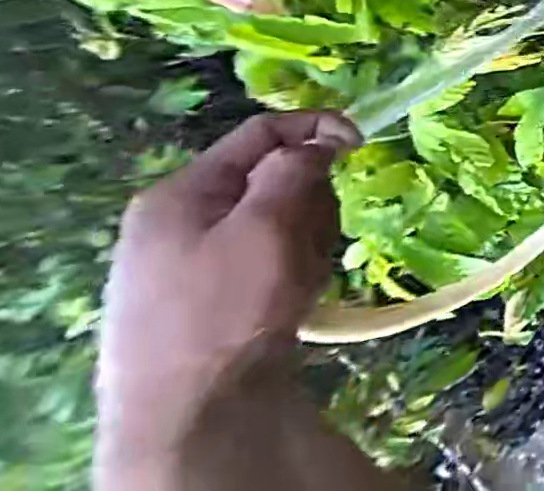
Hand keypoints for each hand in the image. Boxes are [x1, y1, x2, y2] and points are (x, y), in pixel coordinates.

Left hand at [96, 111, 357, 477]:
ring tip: (301, 275)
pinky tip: (293, 295)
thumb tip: (320, 139)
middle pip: (278, 174)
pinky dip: (297, 265)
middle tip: (313, 236)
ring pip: (284, 214)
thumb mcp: (264, 225)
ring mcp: (201, 256)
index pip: (262, 131)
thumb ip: (293, 169)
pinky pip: (276, 252)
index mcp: (183, 192)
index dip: (317, 127)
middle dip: (311, 198)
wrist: (193, 415)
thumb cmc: (224, 309)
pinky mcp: (222, 289)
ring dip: (308, 236)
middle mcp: (186, 217)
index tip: (360, 144)